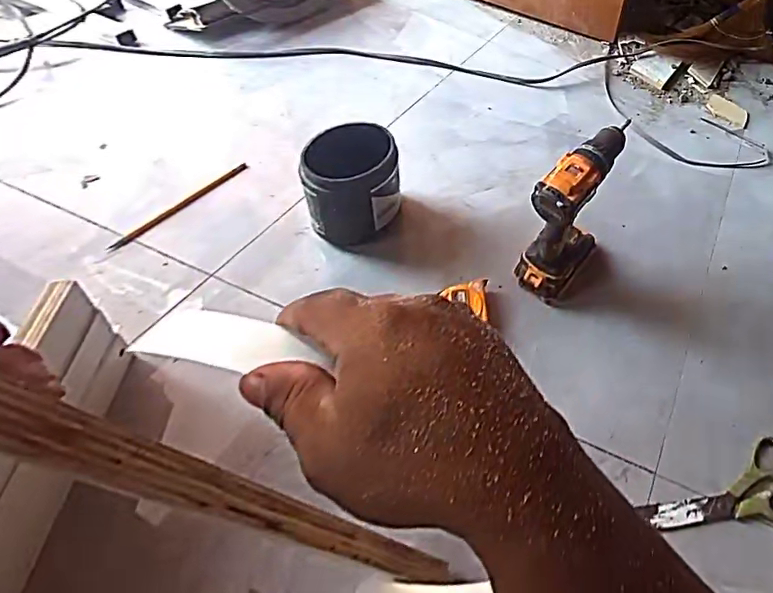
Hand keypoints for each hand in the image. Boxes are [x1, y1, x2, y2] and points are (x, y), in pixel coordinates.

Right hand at [238, 290, 580, 538]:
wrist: (505, 467)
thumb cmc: (422, 459)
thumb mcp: (327, 443)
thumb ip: (291, 398)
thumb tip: (267, 376)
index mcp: (377, 325)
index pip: (318, 305)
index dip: (289, 327)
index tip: (276, 347)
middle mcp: (423, 310)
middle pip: (364, 313)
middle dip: (339, 346)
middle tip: (325, 394)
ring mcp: (460, 322)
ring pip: (403, 326)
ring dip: (384, 353)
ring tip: (379, 409)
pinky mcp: (485, 340)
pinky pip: (438, 339)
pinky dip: (421, 359)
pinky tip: (421, 403)